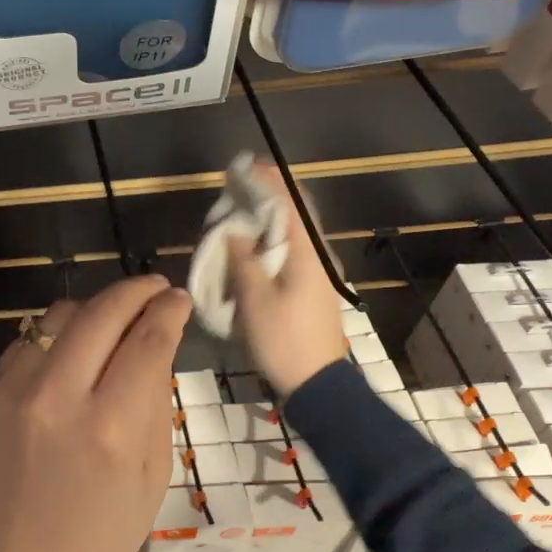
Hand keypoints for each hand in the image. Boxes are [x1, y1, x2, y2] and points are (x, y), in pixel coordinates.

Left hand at [0, 274, 190, 551]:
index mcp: (112, 428)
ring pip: (60, 315)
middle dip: (135, 291)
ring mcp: (17, 389)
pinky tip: (75, 344)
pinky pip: (30, 338)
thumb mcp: (153, 475)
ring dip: (95, 306)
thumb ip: (154, 401)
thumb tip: (157, 341)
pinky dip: (58, 332)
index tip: (180, 297)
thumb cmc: (102, 532)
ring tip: (117, 314)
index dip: (168, 311)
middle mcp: (60, 397)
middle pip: (101, 313)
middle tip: (155, 286)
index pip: (147, 342)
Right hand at [227, 161, 344, 395]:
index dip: (269, 183)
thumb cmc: (284, 340)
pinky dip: (268, 241)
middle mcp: (316, 258)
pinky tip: (248, 248)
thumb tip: (234, 232)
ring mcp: (316, 275)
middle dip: (266, 197)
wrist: (318, 385)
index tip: (247, 166)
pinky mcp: (310, 290)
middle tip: (236, 189)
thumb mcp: (254, 300)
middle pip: (293, 216)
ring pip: (291, 235)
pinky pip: (289, 252)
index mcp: (305, 255)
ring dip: (266, 220)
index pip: (289, 205)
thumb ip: (243, 260)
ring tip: (236, 214)